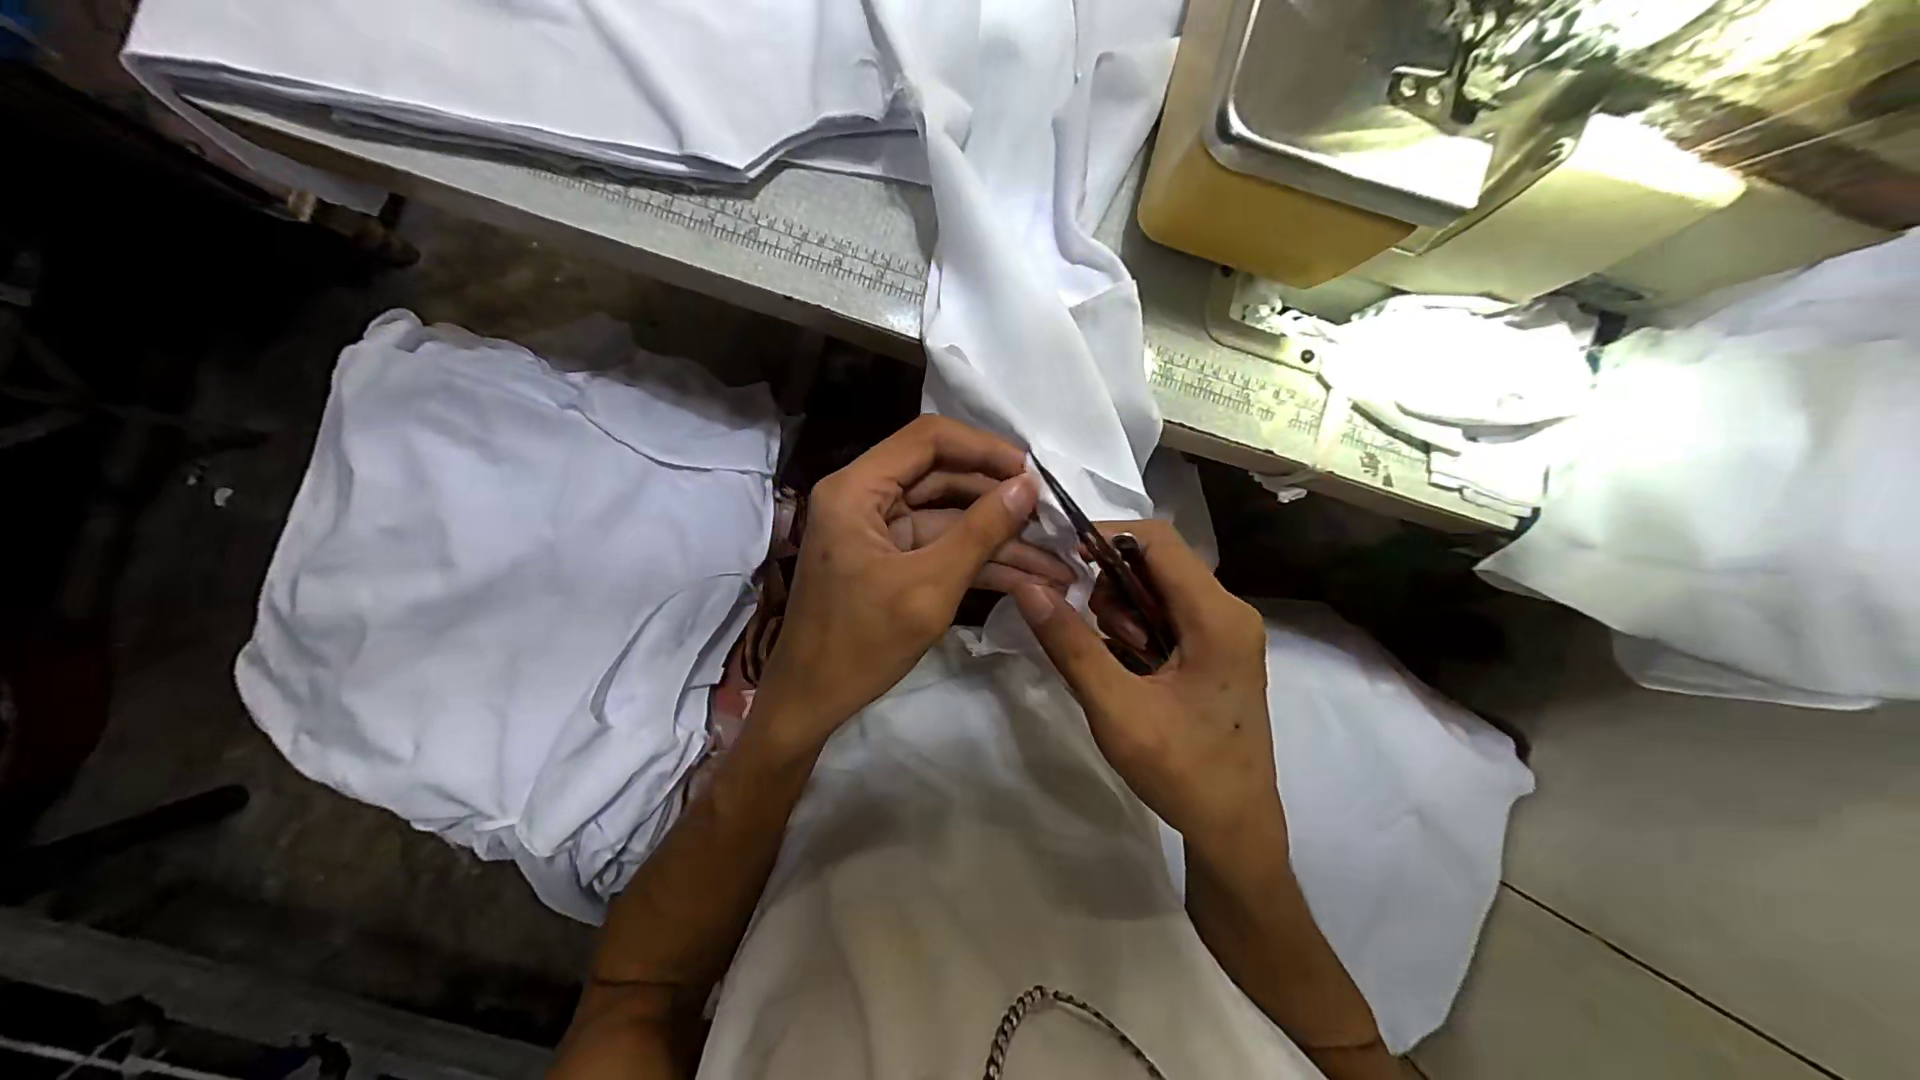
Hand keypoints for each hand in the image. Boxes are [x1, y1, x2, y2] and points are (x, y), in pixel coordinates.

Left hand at [755, 416, 1041, 747]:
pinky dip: (980, 560)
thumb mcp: (929, 587)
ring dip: (999, 536)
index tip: (1032, 473)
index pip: (928, 439)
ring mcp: (879, 530)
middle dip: (999, 498)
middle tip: (1053, 516)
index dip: (984, 448)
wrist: (811, 702)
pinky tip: (1030, 577)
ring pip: (949, 515)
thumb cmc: (861, 644)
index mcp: (857, 489)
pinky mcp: (892, 560)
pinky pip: (941, 546)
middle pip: (943, 475)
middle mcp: (865, 498)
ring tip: (1057, 557)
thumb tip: (1028, 486)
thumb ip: (980, 531)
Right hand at [1014, 520, 1280, 855]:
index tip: (1062, 559)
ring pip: (1158, 588)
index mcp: (1217, 617)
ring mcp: (1227, 631)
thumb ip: (1070, 644)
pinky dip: (1137, 628)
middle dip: (1112, 586)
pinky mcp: (1217, 650)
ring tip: (1117, 662)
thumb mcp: (1116, 707)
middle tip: (1095, 635)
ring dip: (1122, 610)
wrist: (1234, 828)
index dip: (1105, 536)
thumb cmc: (1181, 770)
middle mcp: (1229, 612)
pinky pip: (1167, 614)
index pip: (1157, 540)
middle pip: (1157, 562)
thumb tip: (1028, 587)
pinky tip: (1130, 668)